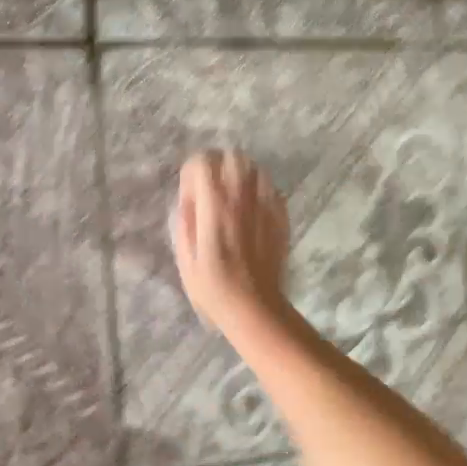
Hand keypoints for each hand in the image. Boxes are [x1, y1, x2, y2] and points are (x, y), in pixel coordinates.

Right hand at [169, 149, 289, 331]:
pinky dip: (258, 191)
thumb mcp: (185, 257)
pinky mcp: (281, 217)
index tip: (191, 194)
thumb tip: (190, 202)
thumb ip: (185, 222)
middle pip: (232, 157)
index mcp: (215, 208)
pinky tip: (251, 211)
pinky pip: (271, 188)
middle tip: (210, 189)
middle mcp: (242, 199)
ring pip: (254, 168)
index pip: (204, 162)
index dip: (193, 172)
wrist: (255, 308)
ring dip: (239, 176)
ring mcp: (266, 206)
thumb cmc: (213, 287)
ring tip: (231, 197)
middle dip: (217, 166)